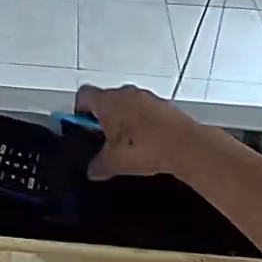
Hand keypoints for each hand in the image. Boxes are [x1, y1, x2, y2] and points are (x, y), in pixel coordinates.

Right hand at [74, 84, 201, 180]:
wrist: (182, 145)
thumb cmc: (146, 147)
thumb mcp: (112, 163)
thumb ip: (97, 165)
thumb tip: (93, 169)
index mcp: (107, 101)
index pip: (84, 94)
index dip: (78, 109)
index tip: (79, 122)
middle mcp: (126, 92)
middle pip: (106, 99)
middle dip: (103, 118)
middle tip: (102, 140)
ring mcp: (145, 96)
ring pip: (126, 104)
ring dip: (123, 119)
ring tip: (125, 145)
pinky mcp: (162, 104)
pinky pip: (145, 110)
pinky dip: (142, 123)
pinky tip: (145, 143)